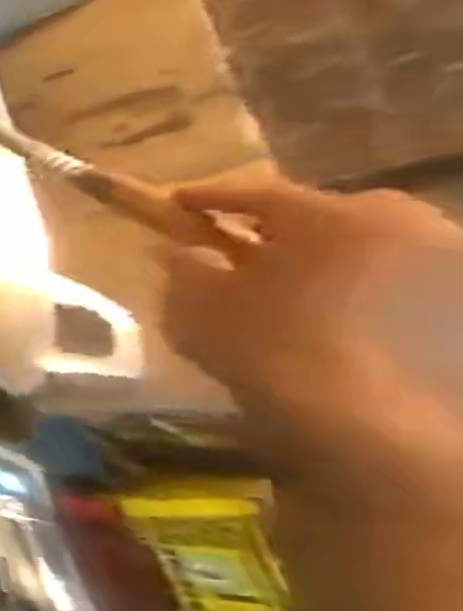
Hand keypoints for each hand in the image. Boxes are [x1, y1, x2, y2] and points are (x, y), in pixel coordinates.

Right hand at [160, 179, 462, 417]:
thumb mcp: (197, 304)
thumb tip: (175, 248)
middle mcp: (398, 224)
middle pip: (327, 212)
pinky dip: (362, 282)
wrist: (358, 418)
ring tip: (291, 278)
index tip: (176, 201)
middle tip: (243, 242)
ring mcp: (442, 262)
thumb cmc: (264, 345)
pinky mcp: (452, 303)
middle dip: (283, 224)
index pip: (258, 193)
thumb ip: (183, 268)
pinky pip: (399, 275)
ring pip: (371, 242)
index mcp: (328, 216)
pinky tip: (333, 308)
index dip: (211, 196)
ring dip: (327, 253)